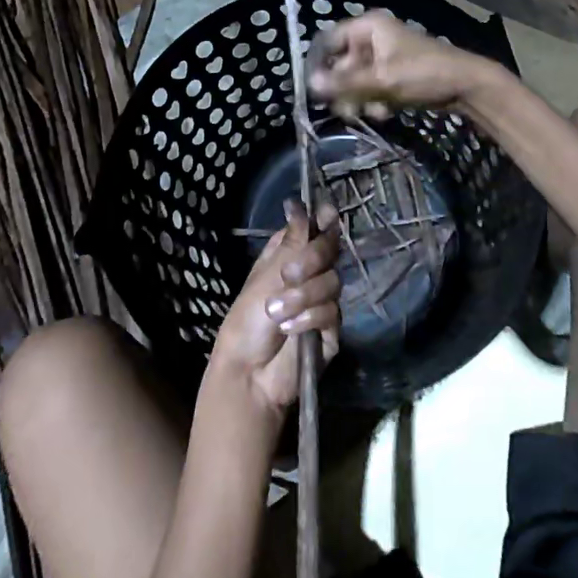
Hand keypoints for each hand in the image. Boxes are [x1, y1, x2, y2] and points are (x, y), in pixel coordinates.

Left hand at [209, 200, 342, 415]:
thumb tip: (298, 204)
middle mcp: (307, 274)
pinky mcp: (331, 329)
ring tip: (277, 312)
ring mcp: (321, 301)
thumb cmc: (246, 322)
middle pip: (328, 251)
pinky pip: (332, 312)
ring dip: (304, 295)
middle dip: (311, 259)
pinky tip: (291, 328)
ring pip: (331, 282)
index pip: (311, 230)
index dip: (320, 221)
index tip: (326, 214)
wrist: (249, 373)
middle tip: (289, 274)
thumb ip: (292, 245)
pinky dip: (311, 317)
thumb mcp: (265, 278)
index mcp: (286, 257)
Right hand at [307, 12, 498, 119]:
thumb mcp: (381, 80)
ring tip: (371, 113)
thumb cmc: (423, 74)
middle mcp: (372, 38)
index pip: (328, 41)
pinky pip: (370, 88)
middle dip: (344, 90)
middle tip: (347, 111)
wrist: (466, 86)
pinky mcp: (392, 74)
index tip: (314, 90)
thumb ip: (344, 83)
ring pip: (355, 81)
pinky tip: (384, 112)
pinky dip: (373, 101)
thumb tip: (310, 85)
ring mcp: (382, 57)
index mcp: (367, 27)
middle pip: (341, 65)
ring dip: (359, 99)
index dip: (319, 64)